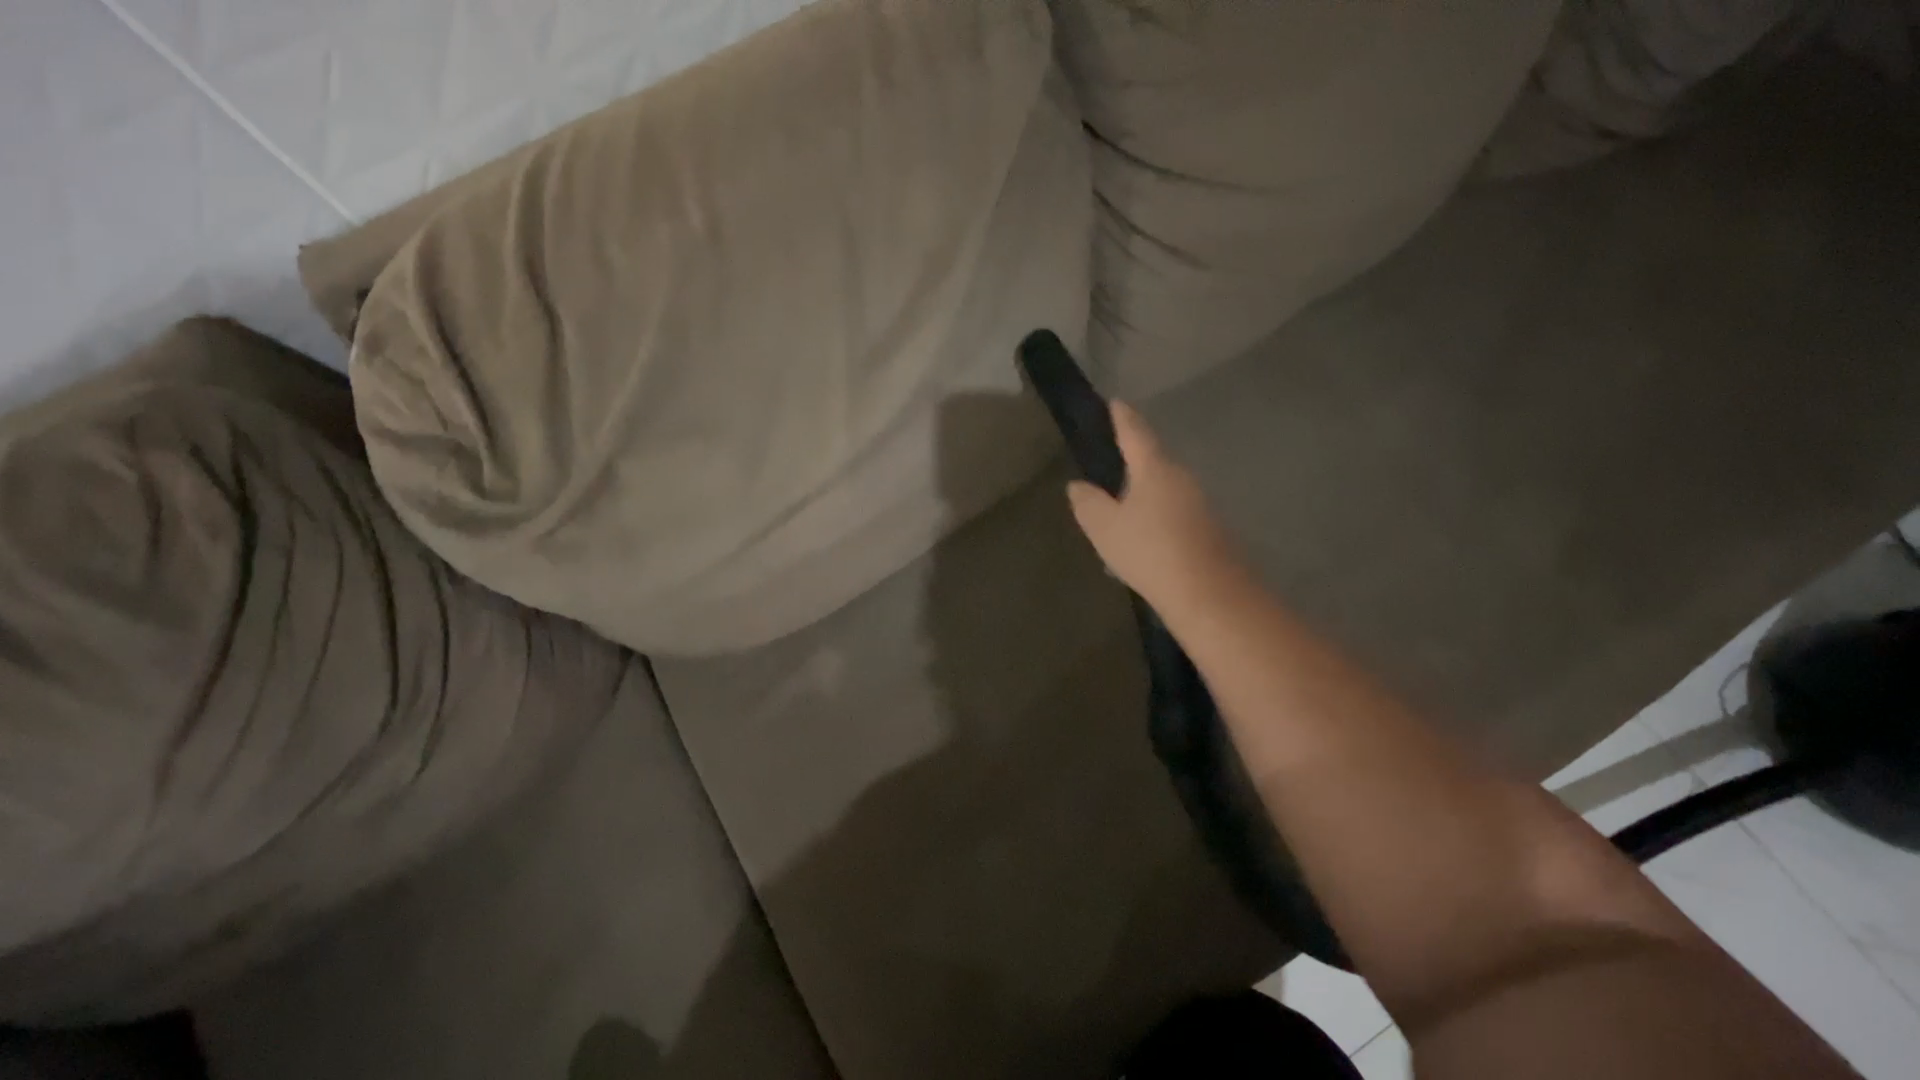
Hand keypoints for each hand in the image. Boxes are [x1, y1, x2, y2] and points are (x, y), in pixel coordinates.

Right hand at [1067, 402, 1246, 612]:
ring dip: (1145, 495)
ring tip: (1122, 510)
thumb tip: (1078, 485)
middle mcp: (1182, 477)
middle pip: (1154, 461)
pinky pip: (1176, 514)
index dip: (1122, 417)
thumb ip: (1088, 503)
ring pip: (1165, 490)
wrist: (1210, 594)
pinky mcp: (1210, 530)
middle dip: (1133, 462)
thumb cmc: (1150, 551)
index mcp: (1154, 468)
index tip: (1115, 403)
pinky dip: (1158, 520)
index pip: (1135, 432)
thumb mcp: (1105, 528)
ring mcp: (1201, 504)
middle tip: (1110, 464)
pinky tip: (1145, 541)